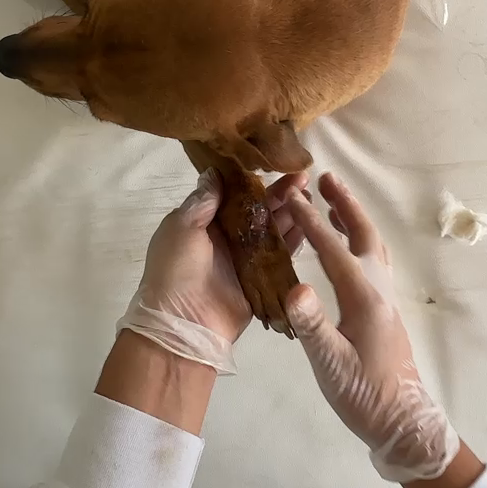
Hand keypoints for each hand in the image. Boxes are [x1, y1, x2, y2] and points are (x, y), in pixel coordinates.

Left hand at [119, 169, 306, 372]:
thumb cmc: (176, 270)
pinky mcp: (260, 279)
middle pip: (258, 211)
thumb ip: (202, 201)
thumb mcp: (181, 228)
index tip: (275, 164)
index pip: (234, 194)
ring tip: (310, 197)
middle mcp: (226, 238)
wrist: (183, 323)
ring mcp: (244, 259)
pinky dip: (293, 241)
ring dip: (290, 214)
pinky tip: (310, 225)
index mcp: (204, 222)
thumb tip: (215, 172)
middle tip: (303, 178)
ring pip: (272, 230)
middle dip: (280, 195)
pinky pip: (279, 256)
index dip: (254, 180)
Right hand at [280, 173, 459, 481]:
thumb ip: (313, 326)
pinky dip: (357, 241)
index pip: (333, 251)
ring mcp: (384, 299)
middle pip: (363, 236)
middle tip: (325, 178)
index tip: (289, 195)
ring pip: (371, 247)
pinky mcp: (382, 310)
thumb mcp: (332, 366)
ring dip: (353, 220)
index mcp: (365, 299)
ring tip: (334, 201)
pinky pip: (371, 261)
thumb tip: (293, 286)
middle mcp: (378, 291)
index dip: (310, 222)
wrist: (404, 423)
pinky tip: (345, 248)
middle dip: (345, 205)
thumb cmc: (365, 395)